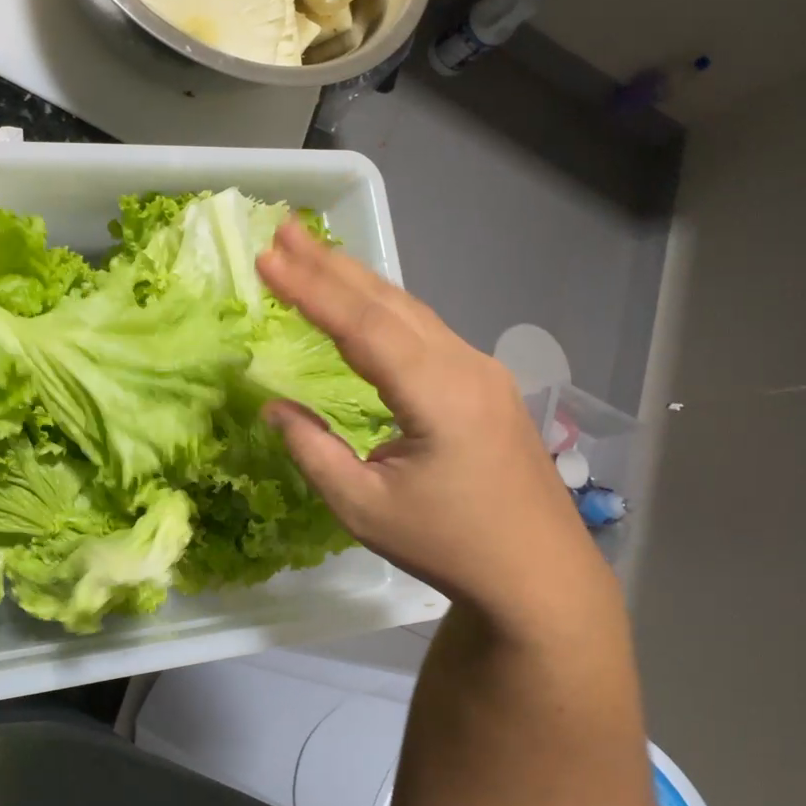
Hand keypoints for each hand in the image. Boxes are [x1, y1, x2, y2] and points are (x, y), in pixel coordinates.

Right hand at [257, 222, 611, 618]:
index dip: (310, 291)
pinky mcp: (483, 384)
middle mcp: (464, 367)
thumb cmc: (447, 546)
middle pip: (389, 302)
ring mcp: (480, 372)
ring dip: (356, 279)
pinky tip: (359, 299)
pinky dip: (381, 306)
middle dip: (330, 264)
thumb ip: (313, 451)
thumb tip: (274, 407)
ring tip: (309, 251)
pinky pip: (424, 329)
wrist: (538, 576)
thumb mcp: (362, 508)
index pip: (363, 327)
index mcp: (437, 395)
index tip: (266, 258)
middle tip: (281, 229)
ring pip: (410, 310)